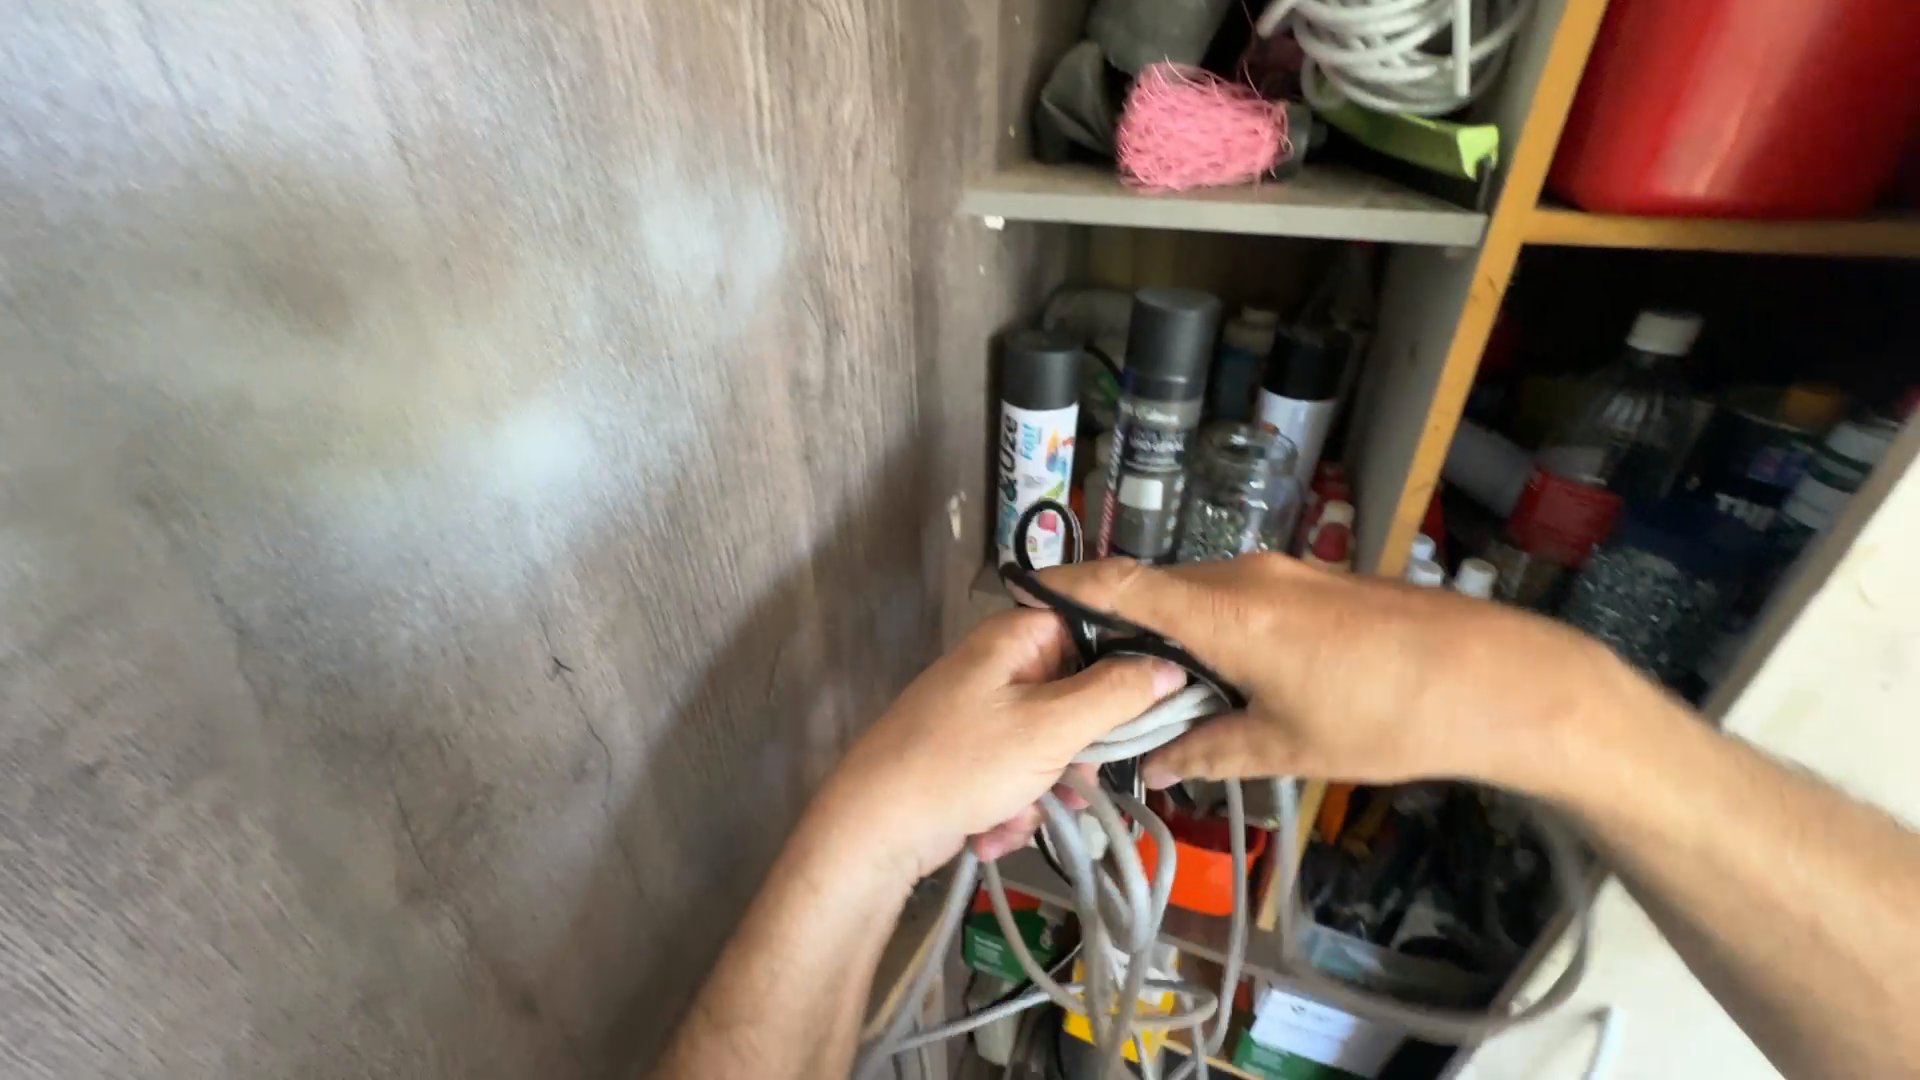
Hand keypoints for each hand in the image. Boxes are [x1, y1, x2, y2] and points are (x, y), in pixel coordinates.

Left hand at [821, 609, 1185, 881]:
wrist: (873, 829)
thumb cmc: (963, 763)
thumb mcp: (1049, 728)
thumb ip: (1114, 694)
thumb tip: (1170, 665)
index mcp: (1015, 637)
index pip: (1093, 627)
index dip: (1126, 663)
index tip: (1152, 705)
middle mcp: (999, 665)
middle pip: (1076, 693)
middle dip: (1077, 748)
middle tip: (1075, 776)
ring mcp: (982, 711)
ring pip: (1052, 742)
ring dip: (1045, 787)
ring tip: (1022, 813)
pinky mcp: (972, 753)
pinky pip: (1019, 771)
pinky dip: (1014, 804)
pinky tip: (990, 830)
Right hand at [1036, 554, 1622, 795]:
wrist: (1504, 678)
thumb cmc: (1387, 716)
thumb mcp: (1288, 746)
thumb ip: (1208, 751)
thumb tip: (1151, 767)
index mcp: (1224, 611)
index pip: (1122, 584)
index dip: (1066, 584)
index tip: (1022, 591)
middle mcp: (1241, 574)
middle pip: (1151, 589)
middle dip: (1111, 624)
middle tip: (1084, 671)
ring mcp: (1277, 571)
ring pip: (1191, 592)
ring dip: (1161, 629)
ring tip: (1146, 682)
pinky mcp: (1304, 580)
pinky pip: (1229, 593)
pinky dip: (1201, 624)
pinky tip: (1213, 669)